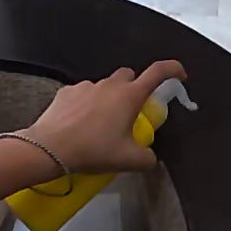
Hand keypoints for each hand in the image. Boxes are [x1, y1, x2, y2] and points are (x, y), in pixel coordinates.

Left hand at [19, 60, 186, 173]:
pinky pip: (83, 94)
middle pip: (129, 76)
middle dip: (134, 88)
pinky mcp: (66, 92)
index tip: (179, 75)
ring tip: (101, 125)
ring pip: (104, 86)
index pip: (158, 72)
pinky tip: (79, 124)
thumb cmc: (94, 150)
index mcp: (130, 96)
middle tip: (131, 113)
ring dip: (108, 99)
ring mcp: (86, 86)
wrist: (50, 148)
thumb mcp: (129, 160)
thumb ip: (148, 158)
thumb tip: (150, 157)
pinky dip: (86, 105)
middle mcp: (110, 85)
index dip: (173, 69)